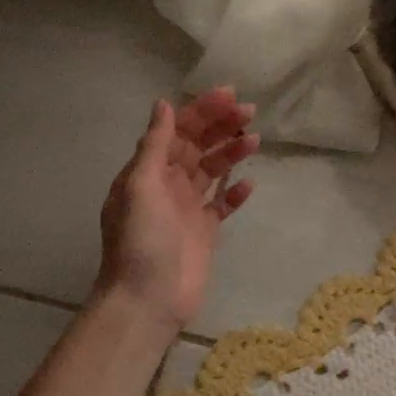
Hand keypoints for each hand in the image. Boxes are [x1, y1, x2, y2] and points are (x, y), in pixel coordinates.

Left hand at [93, 88, 258, 333]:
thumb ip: (154, 146)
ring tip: (255, 140)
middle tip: (250, 111)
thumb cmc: (142, 241)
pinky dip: (235, 192)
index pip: (177, 130)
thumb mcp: (141, 186)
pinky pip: (222, 204)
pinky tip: (250, 184)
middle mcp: (167, 184)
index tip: (230, 96)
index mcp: (148, 171)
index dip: (202, 111)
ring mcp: (187, 208)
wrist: (148, 299)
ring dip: (231, 152)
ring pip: (212, 170)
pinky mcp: (205, 231)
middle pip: (196, 145)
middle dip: (221, 126)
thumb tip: (164, 105)